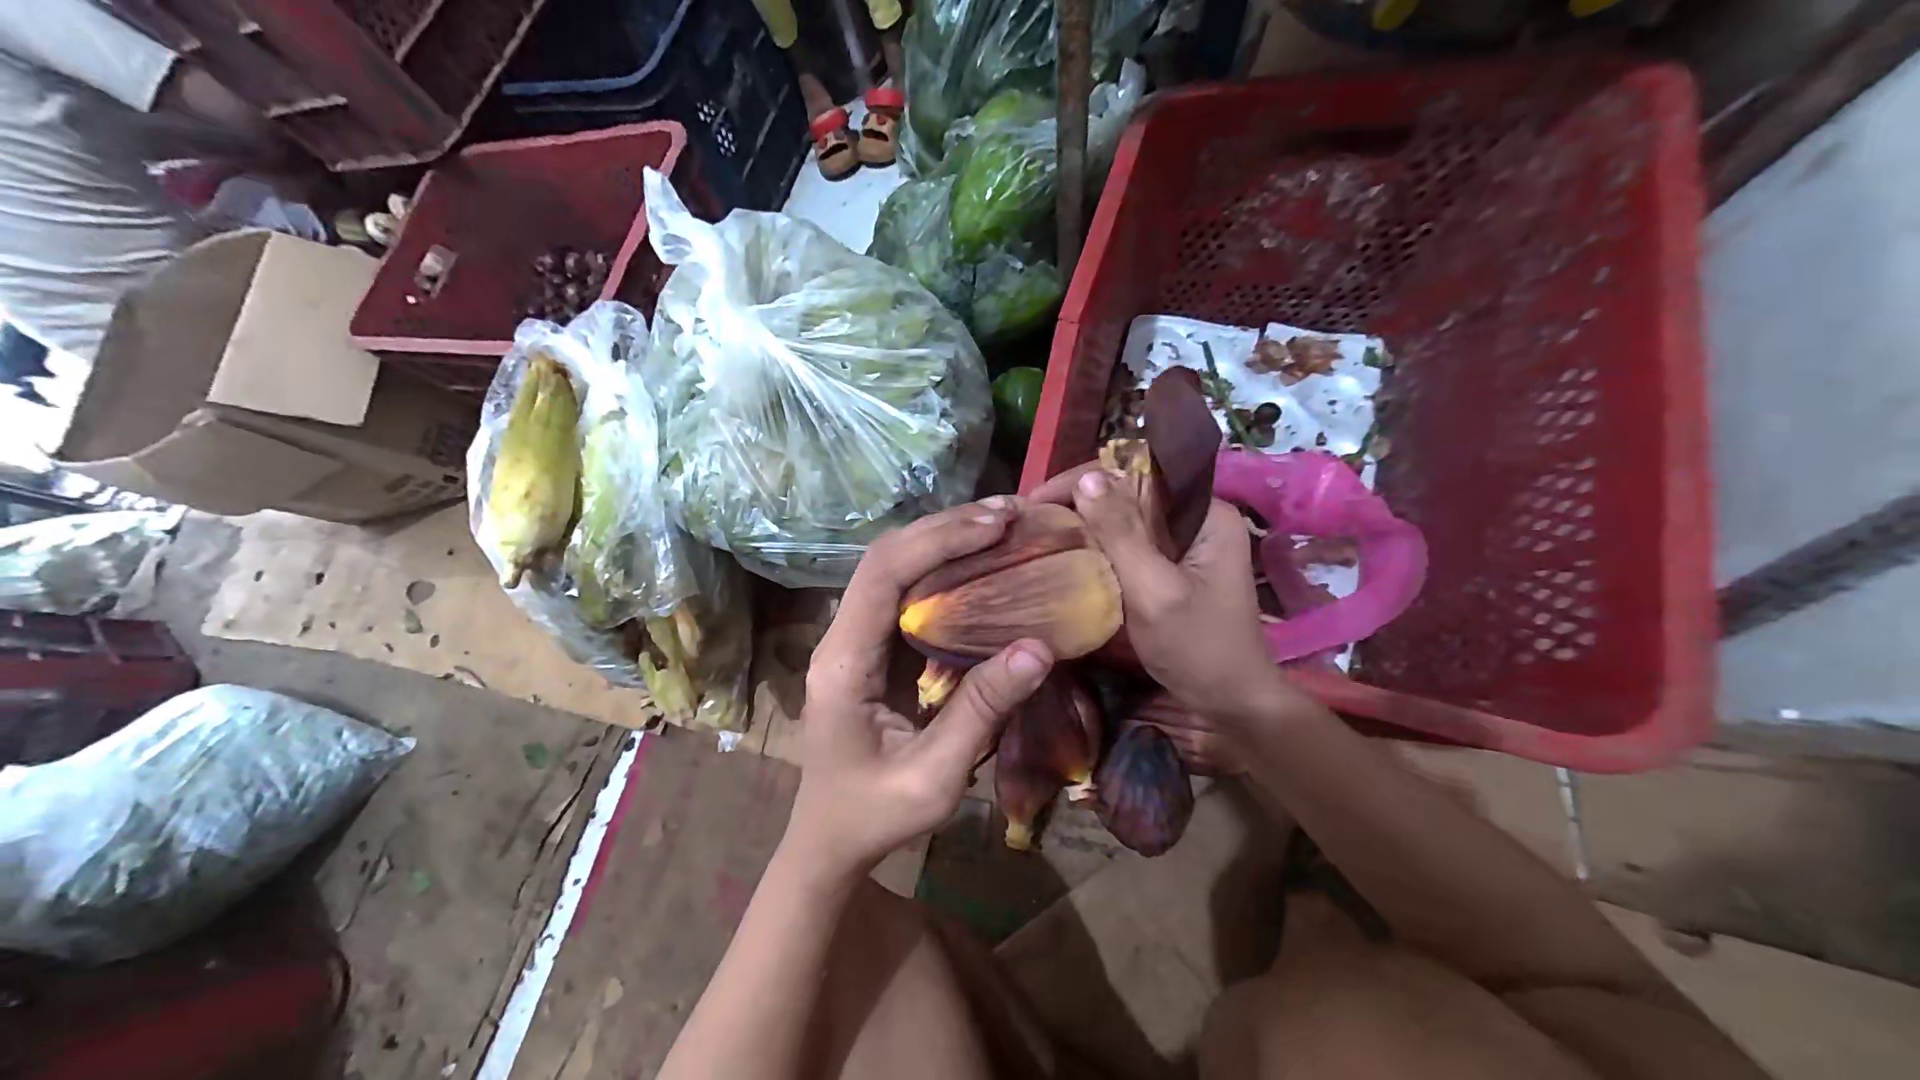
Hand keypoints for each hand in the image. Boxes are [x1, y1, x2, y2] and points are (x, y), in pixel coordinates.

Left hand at [786, 498, 1054, 877]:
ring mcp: (854, 640)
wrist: (829, 841)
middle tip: (1009, 513)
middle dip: (945, 528)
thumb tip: (1039, 648)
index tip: (996, 526)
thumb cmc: (874, 817)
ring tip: (1001, 525)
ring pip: (893, 568)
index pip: (883, 574)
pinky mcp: (873, 649)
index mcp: (844, 662)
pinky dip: (943, 568)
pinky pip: (905, 593)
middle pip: (886, 558)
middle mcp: (841, 638)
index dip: (939, 540)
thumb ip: (980, 713)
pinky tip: (981, 562)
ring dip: (944, 540)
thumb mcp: (933, 778)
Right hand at [1059, 468, 1309, 725]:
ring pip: (1126, 517)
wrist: (1232, 703)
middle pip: (1130, 492)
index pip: (1138, 473)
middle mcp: (1197, 518)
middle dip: (1080, 499)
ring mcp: (1186, 543)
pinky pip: (1130, 543)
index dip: (1084, 478)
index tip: (1037, 498)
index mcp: (1206, 513)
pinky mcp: (1173, 566)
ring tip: (1040, 530)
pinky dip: (1098, 545)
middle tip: (1031, 517)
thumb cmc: (1200, 649)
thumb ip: (1122, 535)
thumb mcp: (1155, 591)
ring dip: (1085, 521)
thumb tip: (1087, 478)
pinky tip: (1069, 553)